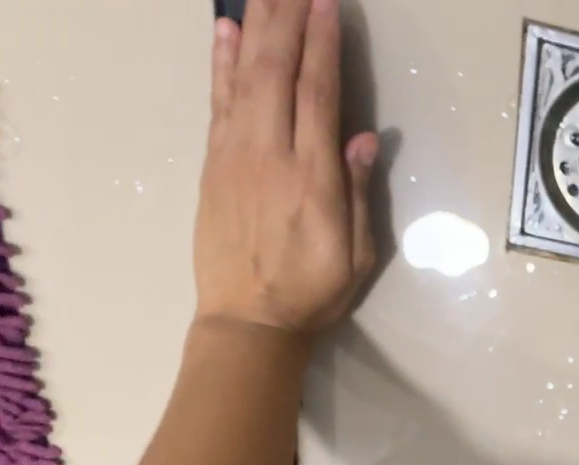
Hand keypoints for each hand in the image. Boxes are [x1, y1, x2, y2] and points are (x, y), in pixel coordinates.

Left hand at [194, 0, 377, 336]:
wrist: (248, 318)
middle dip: (289, 18)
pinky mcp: (215, 160)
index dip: (323, 46)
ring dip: (258, 25)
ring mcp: (235, 153)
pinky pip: (218, 98)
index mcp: (312, 180)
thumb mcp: (355, 256)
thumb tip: (363, 139)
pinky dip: (223, 60)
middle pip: (278, 71)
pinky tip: (229, 30)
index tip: (328, 5)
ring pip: (245, 74)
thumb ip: (357, 195)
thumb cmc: (313, 292)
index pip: (318, 96)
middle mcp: (269, 154)